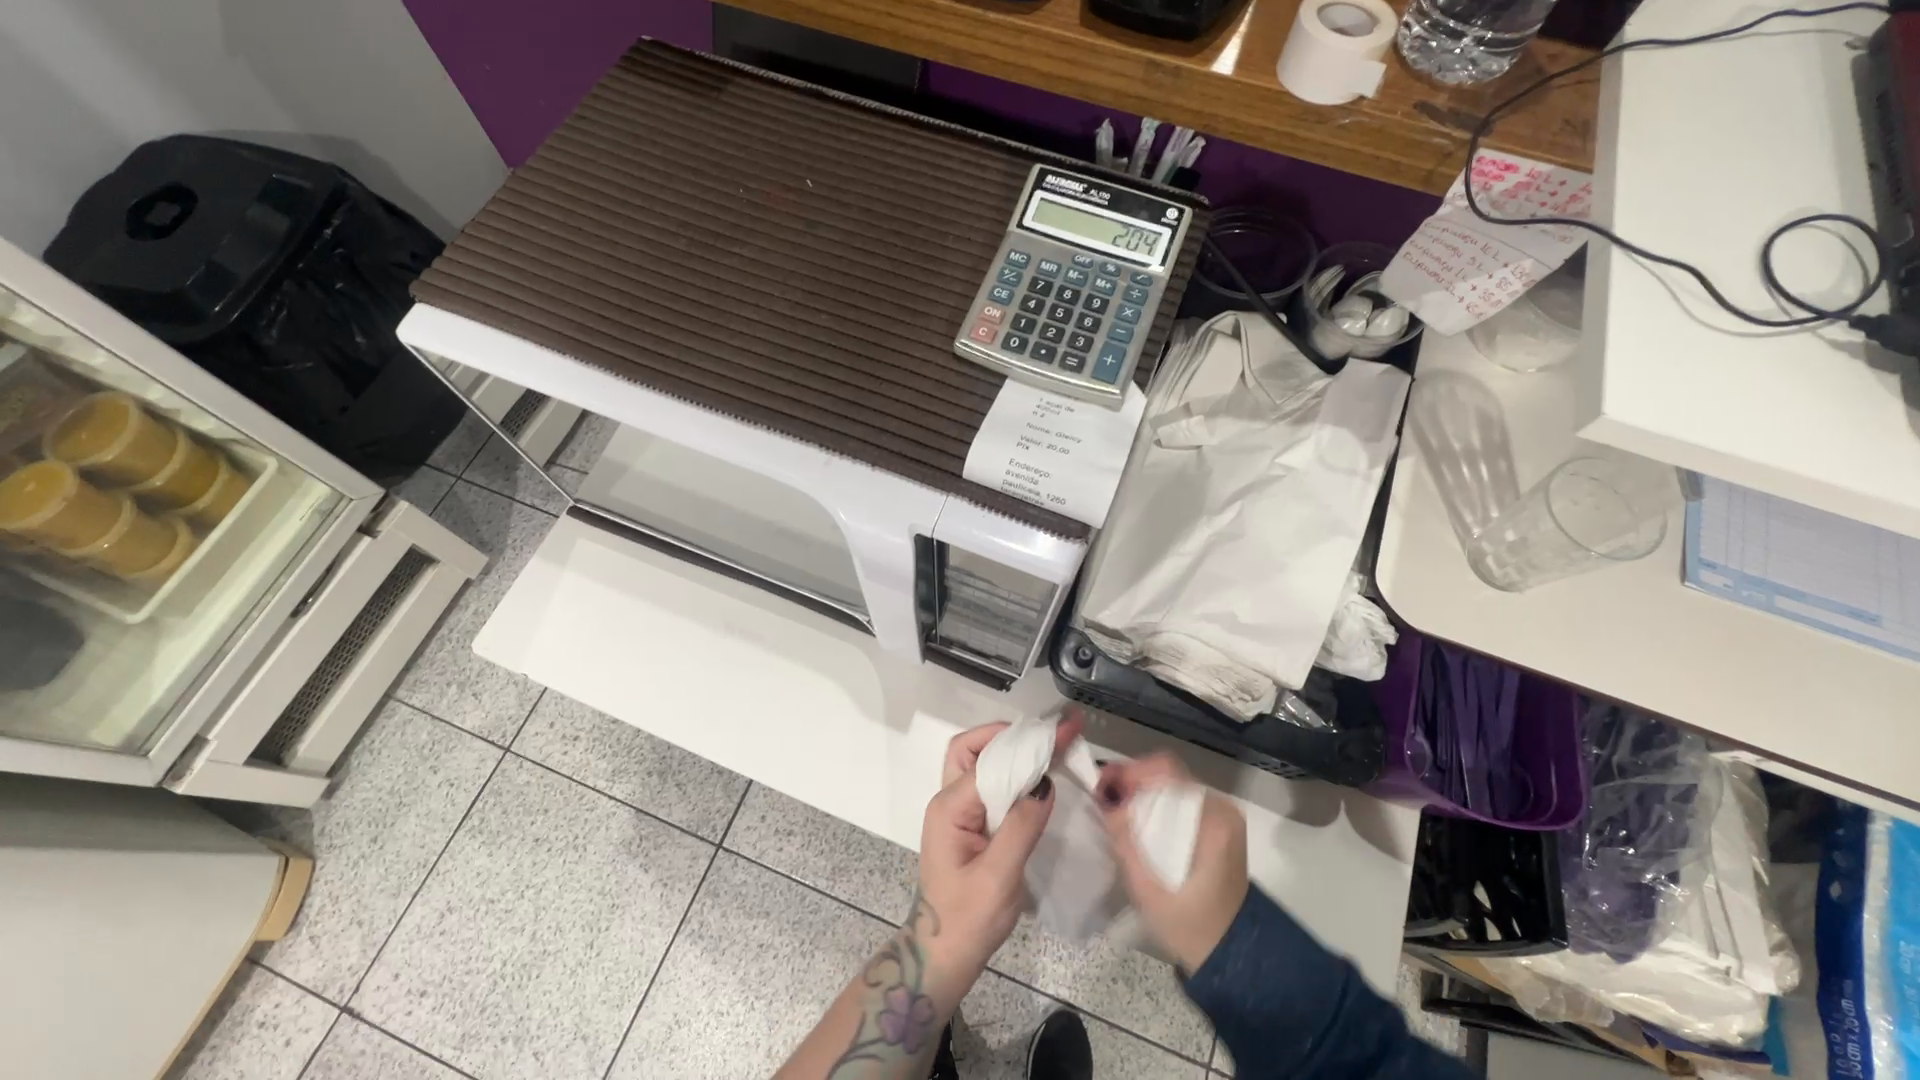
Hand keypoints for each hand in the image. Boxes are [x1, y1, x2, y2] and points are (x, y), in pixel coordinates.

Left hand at [912, 714, 1086, 986]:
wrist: (945, 956)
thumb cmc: (968, 920)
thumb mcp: (999, 877)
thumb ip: (1021, 827)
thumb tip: (1045, 782)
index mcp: (950, 808)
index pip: (987, 760)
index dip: (1024, 745)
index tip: (1060, 734)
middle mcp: (949, 802)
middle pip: (972, 749)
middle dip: (1010, 736)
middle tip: (1051, 737)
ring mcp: (958, 814)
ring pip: (979, 765)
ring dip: (1012, 753)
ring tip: (1050, 750)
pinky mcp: (970, 826)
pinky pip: (989, 787)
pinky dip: (1013, 776)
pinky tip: (1039, 782)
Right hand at [1097, 753, 1248, 971]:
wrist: (1229, 956)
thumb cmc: (1189, 925)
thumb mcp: (1148, 887)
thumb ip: (1126, 839)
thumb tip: (1106, 799)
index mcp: (1212, 818)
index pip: (1166, 770)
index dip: (1130, 772)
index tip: (1103, 788)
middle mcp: (1221, 808)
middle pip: (1167, 776)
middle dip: (1131, 783)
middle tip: (1103, 801)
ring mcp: (1221, 817)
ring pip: (1171, 788)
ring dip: (1141, 795)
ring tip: (1115, 812)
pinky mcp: (1217, 828)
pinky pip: (1179, 803)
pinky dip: (1155, 807)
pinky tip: (1137, 825)